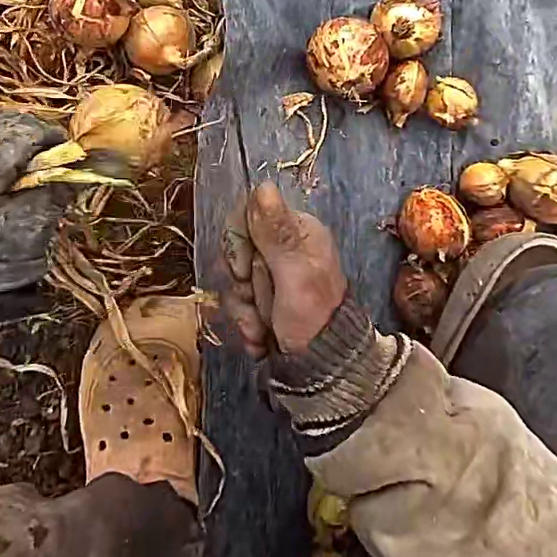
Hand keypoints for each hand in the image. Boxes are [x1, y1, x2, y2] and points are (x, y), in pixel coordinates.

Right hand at [221, 182, 347, 356]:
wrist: (323, 370)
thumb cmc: (313, 318)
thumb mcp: (295, 274)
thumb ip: (277, 233)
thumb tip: (263, 186)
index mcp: (298, 230)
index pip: (246, 216)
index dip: (237, 244)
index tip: (244, 270)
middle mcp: (285, 247)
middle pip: (236, 250)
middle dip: (242, 284)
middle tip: (260, 304)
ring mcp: (274, 273)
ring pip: (234, 279)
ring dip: (244, 310)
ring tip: (263, 328)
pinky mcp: (265, 298)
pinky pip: (238, 302)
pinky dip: (246, 323)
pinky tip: (261, 338)